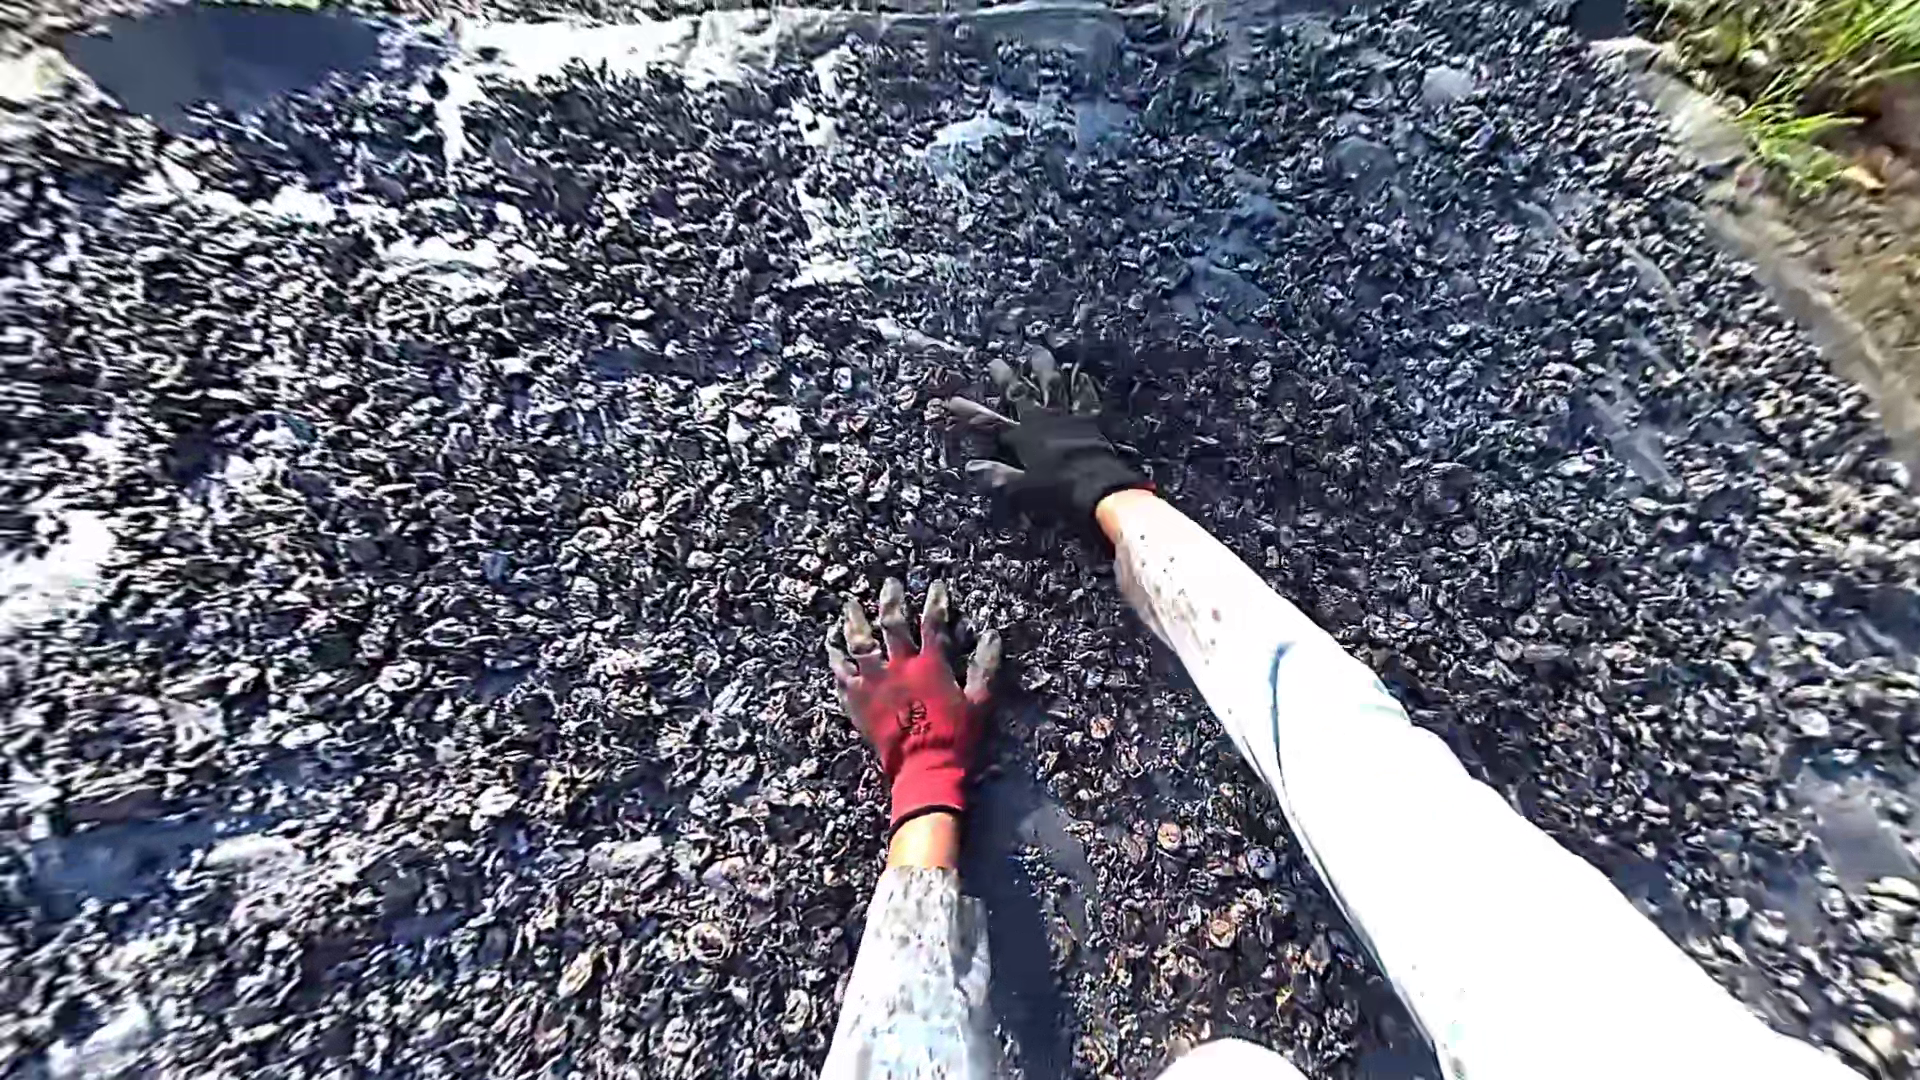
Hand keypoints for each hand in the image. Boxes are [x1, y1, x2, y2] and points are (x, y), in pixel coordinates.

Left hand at [826, 579, 1001, 830]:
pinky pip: (840, 671)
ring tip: (850, 605)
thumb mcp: (979, 703)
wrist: (923, 771)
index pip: (933, 622)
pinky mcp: (856, 700)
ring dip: (855, 620)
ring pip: (859, 641)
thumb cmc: (954, 737)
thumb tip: (992, 635)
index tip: (936, 585)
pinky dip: (835, 655)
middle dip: (891, 600)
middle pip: (892, 623)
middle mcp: (899, 666)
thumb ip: (985, 667)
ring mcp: (874, 682)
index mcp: (929, 665)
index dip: (936, 601)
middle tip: (890, 585)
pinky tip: (832, 644)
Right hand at [944, 345, 1149, 524]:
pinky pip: (1086, 398)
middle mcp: (1043, 421)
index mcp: (1023, 437)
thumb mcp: (1022, 489)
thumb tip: (973, 467)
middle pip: (1021, 394)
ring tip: (1038, 354)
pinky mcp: (1090, 421)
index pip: (990, 422)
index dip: (971, 412)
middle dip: (1005, 379)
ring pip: (1053, 386)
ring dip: (1044, 370)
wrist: (1099, 487)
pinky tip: (1082, 375)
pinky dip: (1082, 385)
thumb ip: (998, 476)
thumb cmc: (1058, 492)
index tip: (955, 400)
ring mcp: (1068, 417)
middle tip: (996, 363)